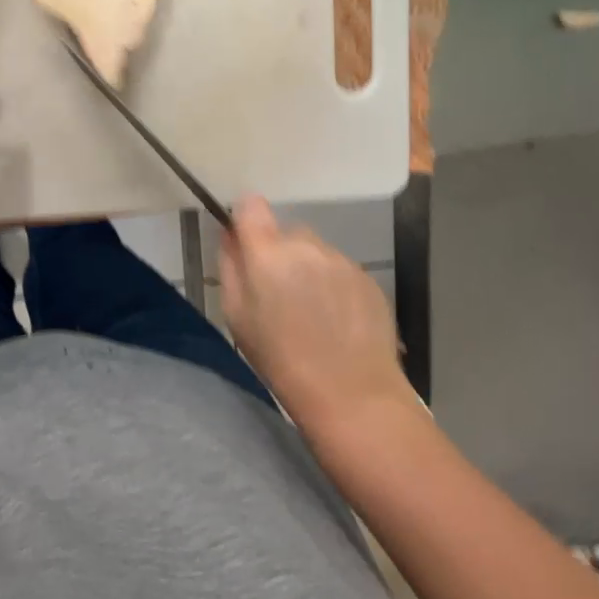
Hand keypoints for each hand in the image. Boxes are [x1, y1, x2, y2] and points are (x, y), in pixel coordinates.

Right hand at [218, 198, 410, 424]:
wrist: (350, 391)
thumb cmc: (279, 356)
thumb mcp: (235, 315)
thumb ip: (230, 268)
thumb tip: (230, 239)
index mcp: (268, 253)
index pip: (252, 207)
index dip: (245, 220)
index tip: (243, 245)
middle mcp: (307, 246)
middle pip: (285, 232)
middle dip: (278, 253)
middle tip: (277, 294)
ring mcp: (342, 261)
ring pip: (314, 252)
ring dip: (307, 269)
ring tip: (309, 311)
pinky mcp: (368, 279)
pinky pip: (339, 270)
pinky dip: (332, 285)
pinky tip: (334, 320)